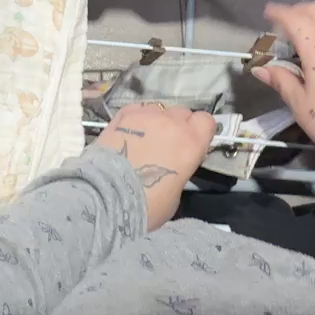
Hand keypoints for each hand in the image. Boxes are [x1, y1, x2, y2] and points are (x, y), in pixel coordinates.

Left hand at [95, 102, 215, 229]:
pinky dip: (137, 117)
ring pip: (160, 108)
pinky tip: (130, 132)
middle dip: (178, 126)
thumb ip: (180, 168)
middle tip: (167, 145)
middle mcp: (171, 123)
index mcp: (191, 143)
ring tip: (145, 139)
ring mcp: (146, 115)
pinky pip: (138, 108)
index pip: (206, 121)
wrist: (108, 197)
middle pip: (183, 113)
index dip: (200, 131)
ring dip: (157, 121)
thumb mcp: (176, 191)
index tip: (193, 143)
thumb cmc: (147, 205)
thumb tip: (174, 162)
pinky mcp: (123, 114)